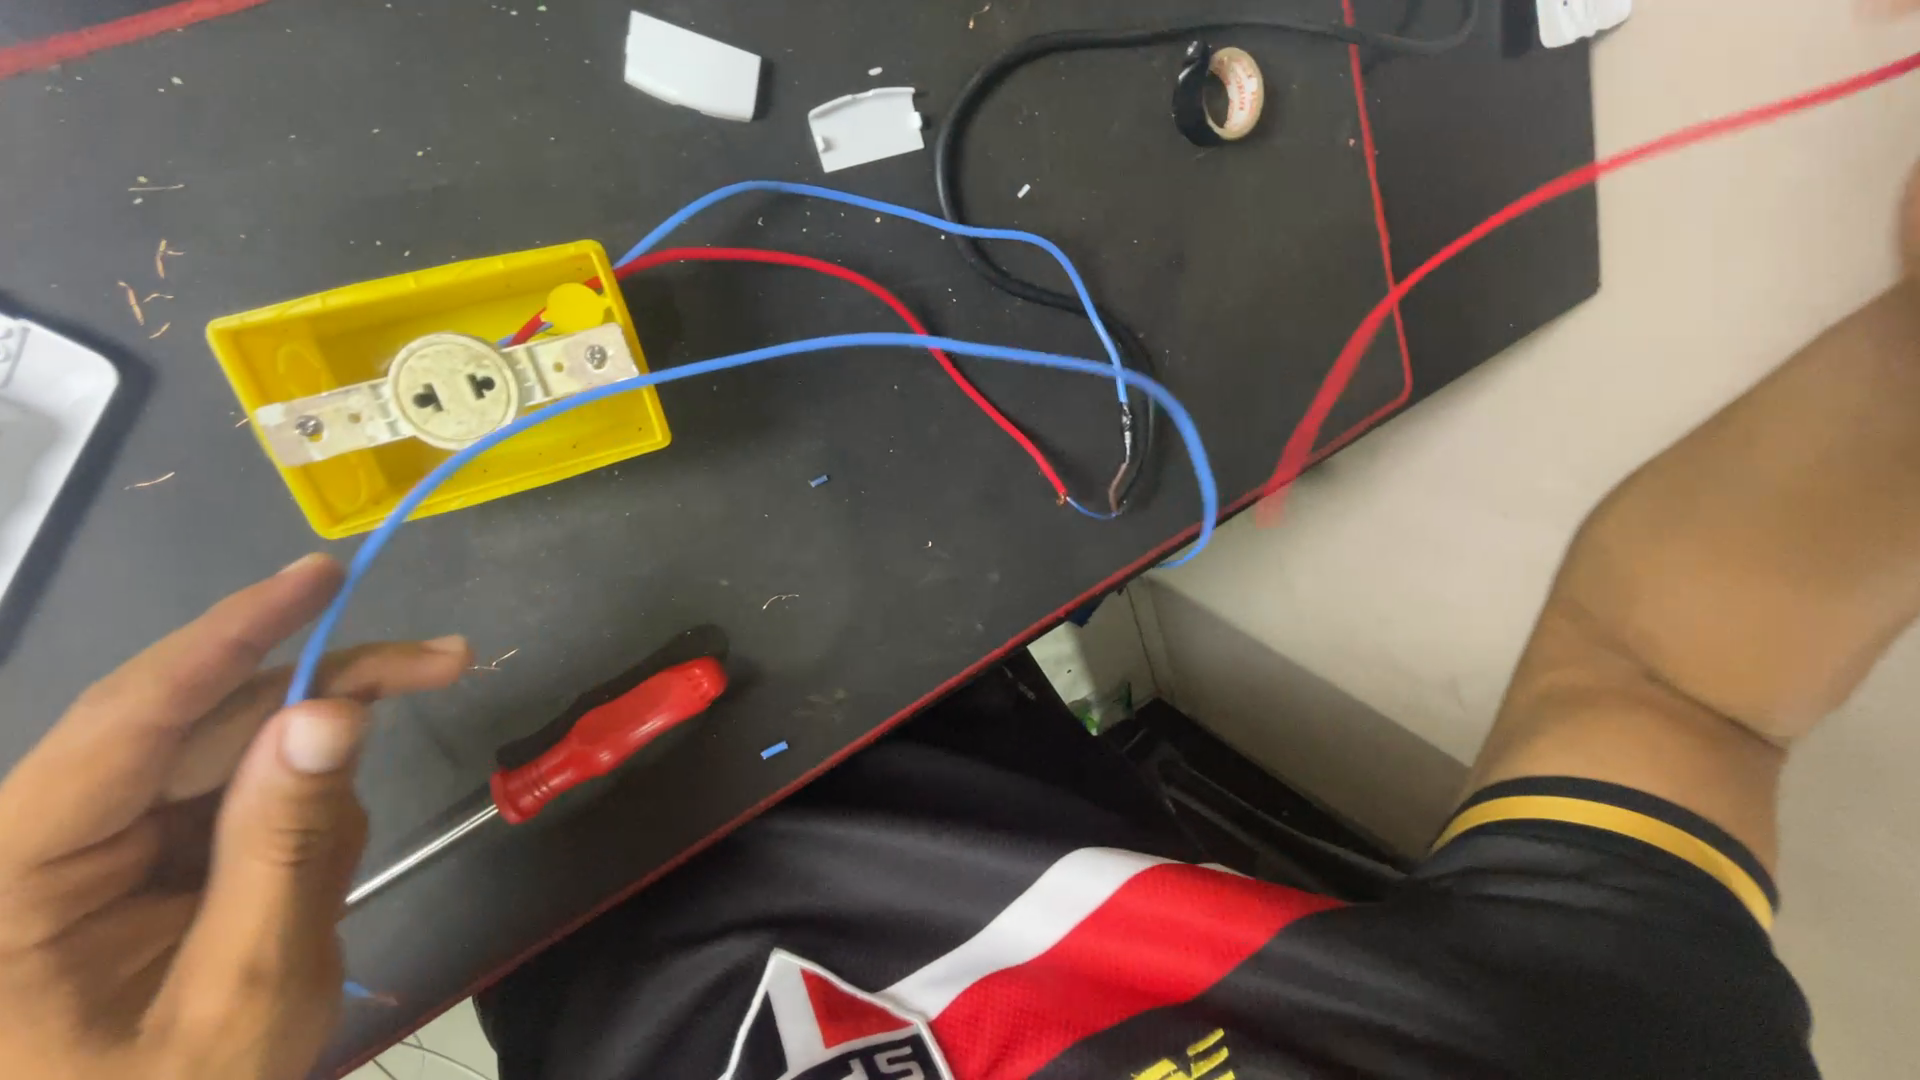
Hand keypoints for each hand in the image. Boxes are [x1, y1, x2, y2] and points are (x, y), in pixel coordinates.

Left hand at [0, 554, 470, 1079]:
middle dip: (326, 693)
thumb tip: (334, 710)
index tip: (321, 575)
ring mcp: (90, 845)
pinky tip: (309, 882)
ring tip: (335, 878)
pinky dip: (304, 815)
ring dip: (318, 777)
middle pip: (201, 724)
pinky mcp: (136, 853)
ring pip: (230, 755)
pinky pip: (241, 795)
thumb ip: (287, 845)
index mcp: (11, 879)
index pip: (126, 724)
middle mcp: (39, 839)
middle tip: (445, 664)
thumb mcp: (247, 987)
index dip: (230, 637)